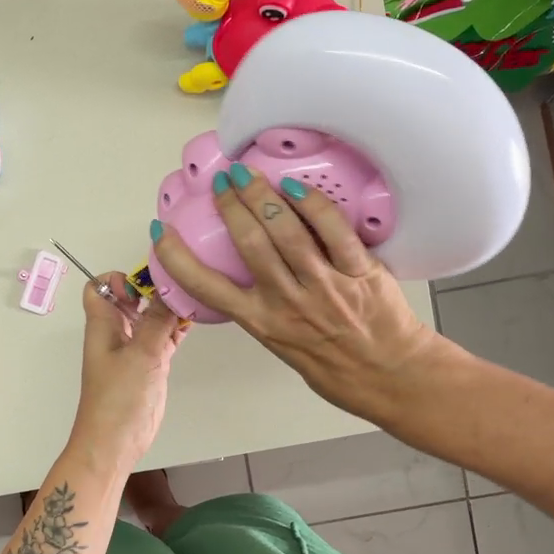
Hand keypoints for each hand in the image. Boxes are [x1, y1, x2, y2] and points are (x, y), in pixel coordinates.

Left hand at [69, 274, 186, 470]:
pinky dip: (178, 328)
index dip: (120, 279)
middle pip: (132, 299)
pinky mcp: (151, 365)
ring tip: (198, 295)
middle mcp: (117, 333)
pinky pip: (164, 337)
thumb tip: (169, 288)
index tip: (149, 282)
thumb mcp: (140, 355)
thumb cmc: (118, 399)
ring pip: (152, 317)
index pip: (100, 287)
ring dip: (170, 307)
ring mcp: (135, 349)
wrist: (113, 444)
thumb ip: (156, 321)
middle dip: (154, 287)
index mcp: (103, 325)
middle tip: (184, 284)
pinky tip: (199, 317)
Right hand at [153, 166, 457, 424]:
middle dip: (230, 205)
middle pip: (248, 242)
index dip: (177, 257)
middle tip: (222, 184)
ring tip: (248, 175)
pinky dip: (312, 204)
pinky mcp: (359, 271)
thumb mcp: (284, 347)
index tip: (162, 234)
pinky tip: (296, 188)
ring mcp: (324, 284)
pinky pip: (333, 230)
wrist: (391, 378)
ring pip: (285, 230)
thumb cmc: (340, 370)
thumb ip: (266, 313)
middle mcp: (287, 302)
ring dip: (262, 195)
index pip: (206, 287)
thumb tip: (253, 283)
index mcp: (262, 323)